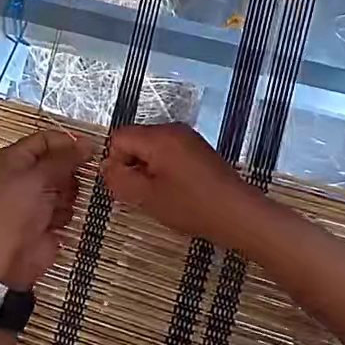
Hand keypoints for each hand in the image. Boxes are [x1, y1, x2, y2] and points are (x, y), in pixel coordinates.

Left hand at [0, 130, 94, 290]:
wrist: (9, 258)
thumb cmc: (13, 213)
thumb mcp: (38, 177)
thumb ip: (65, 158)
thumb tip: (86, 144)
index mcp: (12, 159)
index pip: (45, 139)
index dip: (66, 142)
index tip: (89, 148)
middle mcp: (24, 175)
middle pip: (59, 163)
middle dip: (67, 174)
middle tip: (67, 183)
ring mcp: (36, 197)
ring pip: (67, 185)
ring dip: (67, 195)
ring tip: (54, 206)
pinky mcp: (47, 216)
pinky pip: (67, 206)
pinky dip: (64, 213)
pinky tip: (53, 222)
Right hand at [102, 123, 267, 249]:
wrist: (238, 214)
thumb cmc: (191, 206)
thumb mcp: (147, 197)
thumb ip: (120, 179)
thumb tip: (106, 167)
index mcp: (159, 136)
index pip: (119, 138)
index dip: (115, 162)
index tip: (127, 187)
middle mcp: (173, 130)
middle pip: (135, 141)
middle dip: (132, 166)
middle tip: (143, 194)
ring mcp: (189, 138)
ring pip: (151, 149)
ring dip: (148, 170)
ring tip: (160, 195)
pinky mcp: (199, 150)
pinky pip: (169, 153)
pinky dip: (164, 170)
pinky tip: (175, 192)